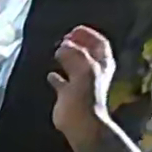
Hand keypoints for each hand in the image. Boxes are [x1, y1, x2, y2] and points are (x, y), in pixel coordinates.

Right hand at [47, 25, 114, 140]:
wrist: (80, 121)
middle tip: (65, 38)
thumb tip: (63, 46)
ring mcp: (81, 83)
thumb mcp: (83, 70)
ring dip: (66, 58)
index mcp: (101, 64)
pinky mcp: (68, 94)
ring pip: (74, 65)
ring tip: (56, 51)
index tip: (74, 30)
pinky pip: (62, 82)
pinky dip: (56, 77)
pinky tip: (50, 74)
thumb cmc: (85, 95)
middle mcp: (93, 71)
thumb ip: (74, 55)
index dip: (88, 35)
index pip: (98, 43)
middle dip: (77, 44)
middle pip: (86, 53)